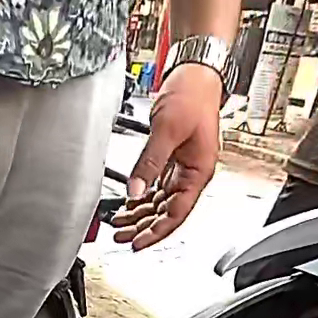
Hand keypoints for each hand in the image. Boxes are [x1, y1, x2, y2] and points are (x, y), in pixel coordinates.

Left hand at [112, 62, 221, 250]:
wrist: (195, 74)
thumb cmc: (191, 96)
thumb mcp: (167, 130)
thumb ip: (149, 163)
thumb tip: (135, 190)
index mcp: (198, 173)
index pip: (176, 214)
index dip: (156, 232)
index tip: (137, 243)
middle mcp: (192, 175)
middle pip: (166, 212)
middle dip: (143, 226)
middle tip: (120, 236)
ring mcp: (182, 168)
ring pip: (159, 201)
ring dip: (140, 214)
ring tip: (119, 223)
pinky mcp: (172, 160)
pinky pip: (156, 187)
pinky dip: (141, 197)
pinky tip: (128, 203)